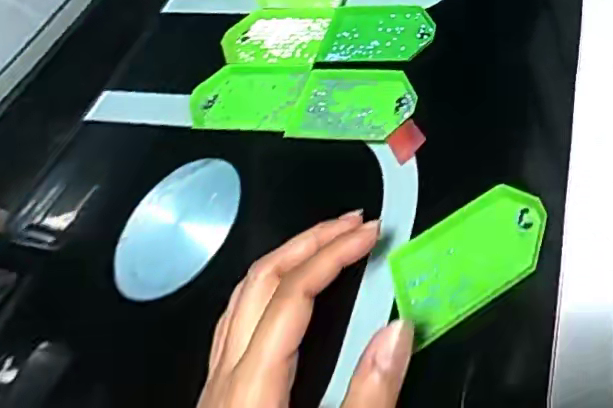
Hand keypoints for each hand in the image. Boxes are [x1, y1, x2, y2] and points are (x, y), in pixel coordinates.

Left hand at [198, 212, 411, 407]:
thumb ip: (368, 399)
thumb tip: (400, 326)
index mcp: (249, 393)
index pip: (292, 294)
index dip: (335, 252)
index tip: (375, 232)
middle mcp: (221, 387)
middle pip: (258, 284)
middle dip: (310, 241)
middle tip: (357, 222)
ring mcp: (212, 397)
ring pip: (241, 301)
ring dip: (289, 260)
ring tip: (331, 244)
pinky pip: (238, 325)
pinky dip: (273, 290)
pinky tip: (298, 300)